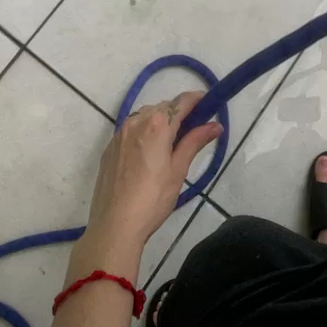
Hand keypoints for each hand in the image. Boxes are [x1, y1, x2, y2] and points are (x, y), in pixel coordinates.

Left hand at [83, 92, 222, 252]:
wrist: (114, 226)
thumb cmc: (153, 199)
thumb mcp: (178, 170)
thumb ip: (195, 142)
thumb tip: (216, 125)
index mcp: (157, 125)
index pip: (182, 101)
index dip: (197, 99)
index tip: (210, 105)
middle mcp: (136, 121)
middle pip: (163, 107)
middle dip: (179, 114)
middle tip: (193, 131)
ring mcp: (119, 134)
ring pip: (145, 116)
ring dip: (160, 122)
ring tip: (170, 144)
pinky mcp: (109, 148)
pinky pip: (131, 130)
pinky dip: (143, 132)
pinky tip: (147, 155)